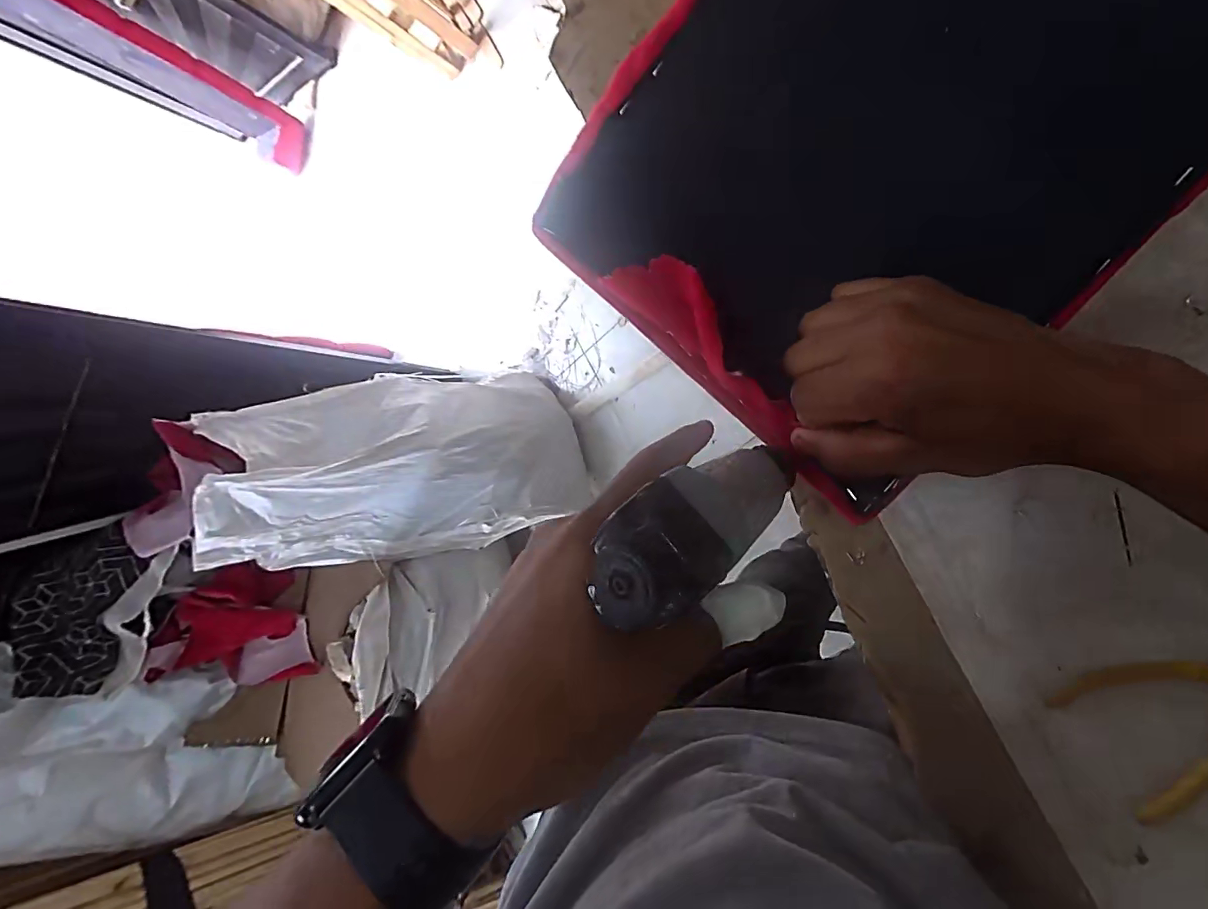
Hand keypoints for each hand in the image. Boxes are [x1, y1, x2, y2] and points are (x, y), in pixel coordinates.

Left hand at [400, 422, 722, 839]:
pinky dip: (623, 564)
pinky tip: (645, 599)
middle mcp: (555, 541)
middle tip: (720, 516)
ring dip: (648, 538)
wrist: (448, 775)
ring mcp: (533, 569)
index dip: (678, 449)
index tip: (711, 433)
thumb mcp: (642, 680)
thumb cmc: (550, 716)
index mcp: (581, 543)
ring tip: (693, 560)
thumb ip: (703, 631)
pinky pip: (586, 562)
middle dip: (673, 501)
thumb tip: (759, 600)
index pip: (639, 475)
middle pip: (625, 503)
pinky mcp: (524, 596)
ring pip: (606, 536)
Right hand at [783, 277, 1139, 477]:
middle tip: (859, 403)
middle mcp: (875, 330)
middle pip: (798, 356)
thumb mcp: (918, 460)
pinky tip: (880, 340)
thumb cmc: (989, 434)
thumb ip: (847, 452)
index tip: (852, 428)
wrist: (1054, 386)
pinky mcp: (908, 282)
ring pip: (814, 323)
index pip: (802, 399)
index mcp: (879, 382)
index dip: (820, 422)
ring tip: (867, 371)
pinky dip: (846, 320)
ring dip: (827, 353)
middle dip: (818, 387)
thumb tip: (796, 436)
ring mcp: (892, 298)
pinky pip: (844, 294)